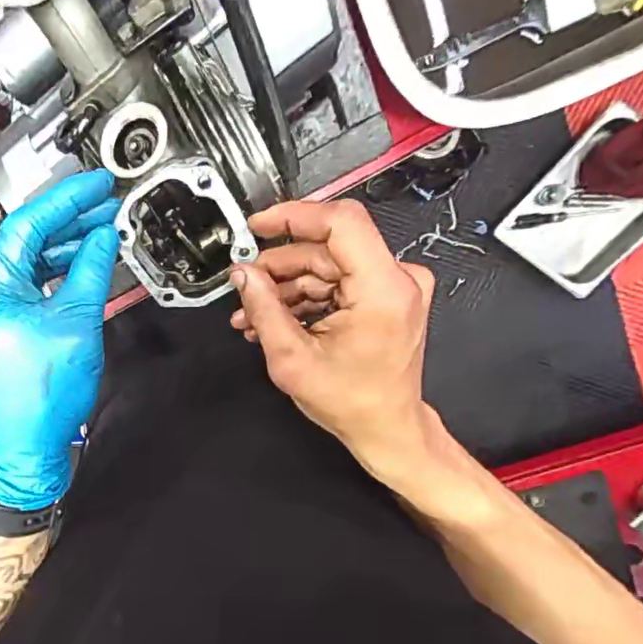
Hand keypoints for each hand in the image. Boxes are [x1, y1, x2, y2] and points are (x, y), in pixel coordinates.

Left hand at [0, 171, 120, 508]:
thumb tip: (102, 236)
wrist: (32, 442)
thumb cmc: (43, 397)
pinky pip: (32, 281)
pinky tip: (85, 258)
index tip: (94, 185)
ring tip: (103, 228)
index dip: (67, 200)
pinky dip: (59, 268)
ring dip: (67, 243)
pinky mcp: (4, 319)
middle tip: (106, 203)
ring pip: (31, 259)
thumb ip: (90, 270)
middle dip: (70, 219)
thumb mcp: (77, 322)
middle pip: (28, 238)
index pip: (28, 225)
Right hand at [228, 199, 438, 475]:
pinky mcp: (388, 295)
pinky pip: (339, 280)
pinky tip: (279, 317)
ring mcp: (396, 287)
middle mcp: (398, 280)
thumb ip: (263, 308)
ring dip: (288, 286)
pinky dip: (307, 295)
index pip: (340, 222)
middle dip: (280, 267)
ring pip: (328, 264)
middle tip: (246, 289)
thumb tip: (243, 274)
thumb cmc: (354, 403)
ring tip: (256, 314)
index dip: (293, 216)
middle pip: (326, 248)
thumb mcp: (292, 358)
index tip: (260, 226)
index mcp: (383, 290)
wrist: (385, 427)